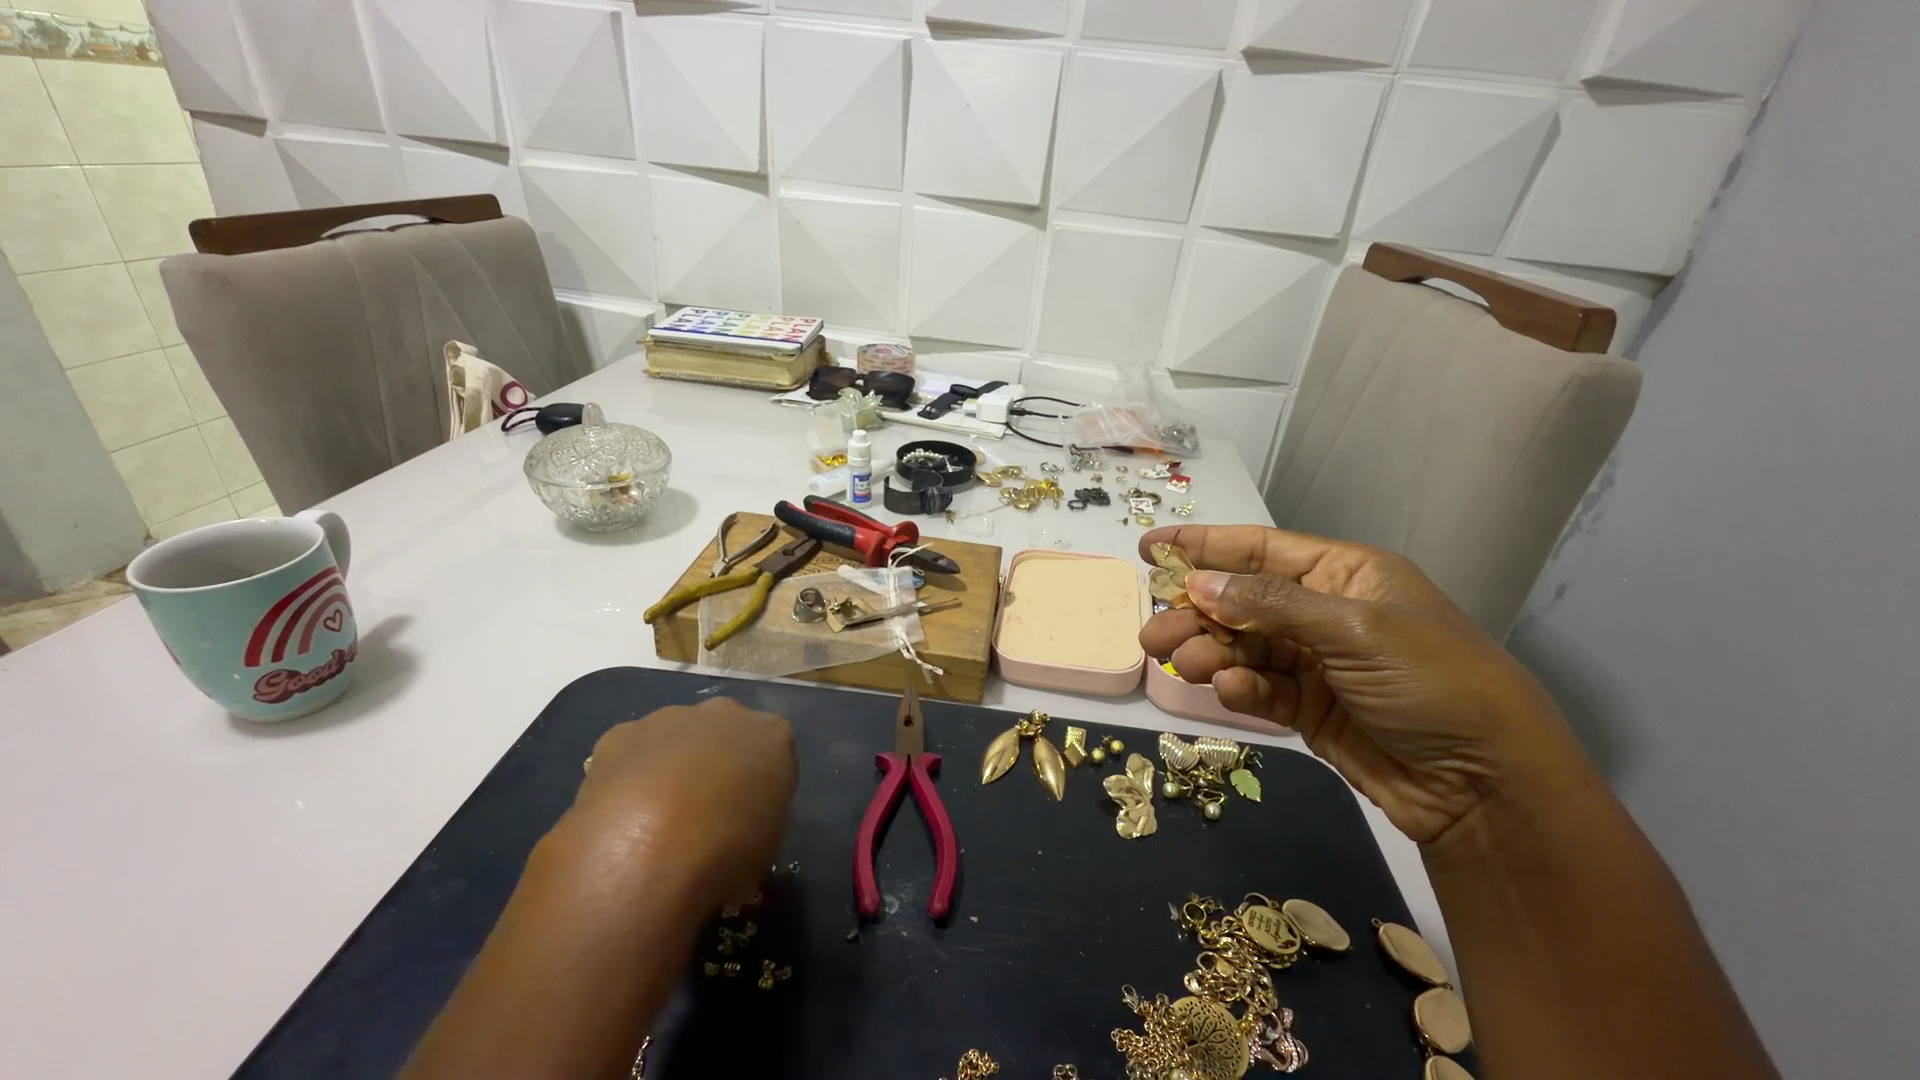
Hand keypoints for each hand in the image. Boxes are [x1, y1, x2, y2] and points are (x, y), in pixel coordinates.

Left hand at [571, 698, 797, 908]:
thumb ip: (759, 815)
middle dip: (716, 764)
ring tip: (655, 822)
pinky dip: (629, 776)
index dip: (760, 785)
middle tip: (703, 816)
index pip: (774, 752)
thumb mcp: (768, 844)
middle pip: (724, 734)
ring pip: (675, 739)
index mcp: (771, 735)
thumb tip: (738, 823)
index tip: (748, 817)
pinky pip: (632, 753)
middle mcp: (724, 714)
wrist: (650, 850)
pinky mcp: (621, 733)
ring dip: (671, 768)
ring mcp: (670, 718)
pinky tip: (622, 815)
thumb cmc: (728, 850)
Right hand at [1140, 525, 1583, 844]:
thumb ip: (1270, 604)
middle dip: (1196, 613)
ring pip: (1244, 646)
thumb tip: (1198, 585)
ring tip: (1182, 664)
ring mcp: (1317, 662)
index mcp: (1344, 574)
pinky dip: (1241, 688)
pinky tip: (1231, 691)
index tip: (1149, 548)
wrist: (1484, 782)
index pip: (1261, 549)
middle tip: (1152, 634)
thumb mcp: (1354, 629)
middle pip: (1242, 601)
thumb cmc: (1431, 680)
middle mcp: (1325, 612)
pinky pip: (1261, 688)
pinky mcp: (1310, 709)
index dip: (1204, 546)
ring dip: (1211, 652)